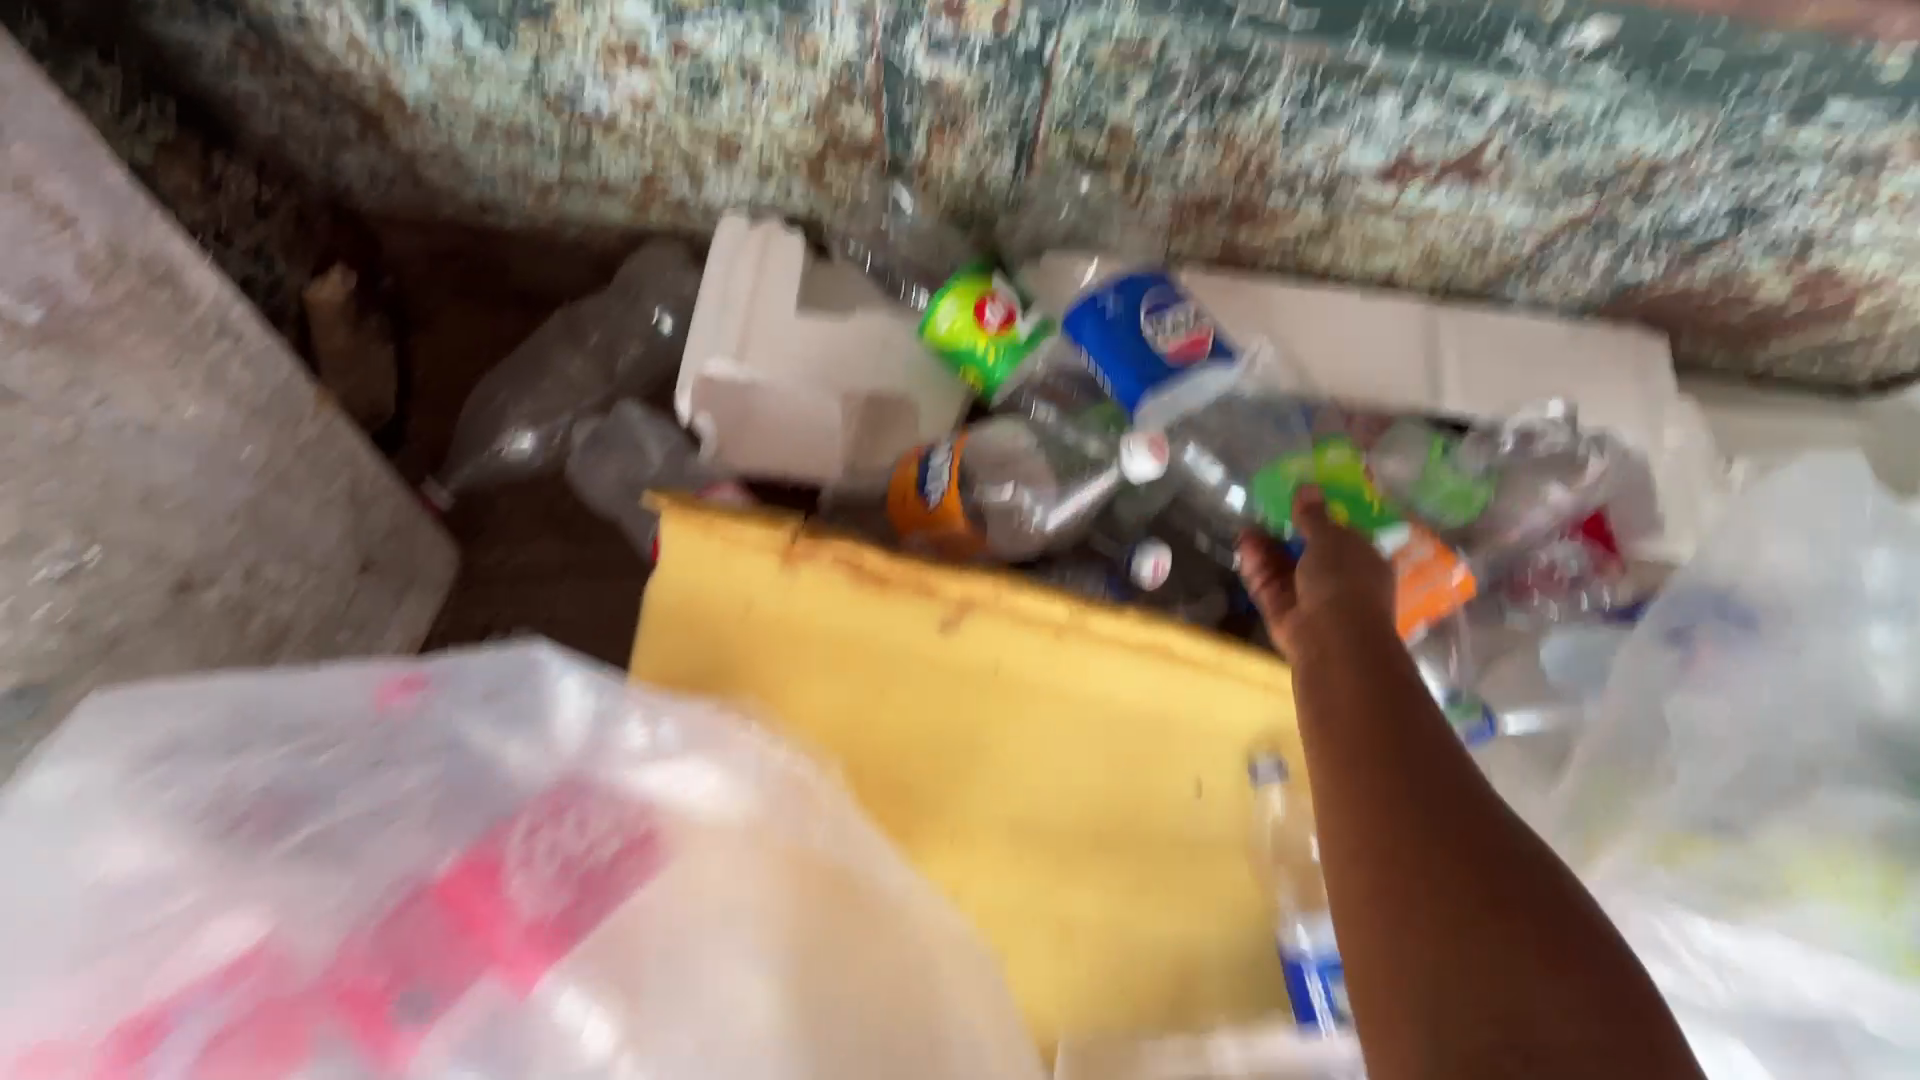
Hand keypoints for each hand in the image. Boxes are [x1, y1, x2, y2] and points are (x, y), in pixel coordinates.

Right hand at [1236, 486, 1395, 656]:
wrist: (1333, 638)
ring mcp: (1310, 599)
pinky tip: (1245, 549)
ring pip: (1284, 570)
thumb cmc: (1344, 579)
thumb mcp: (1330, 538)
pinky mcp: (1285, 614)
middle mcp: (1339, 580)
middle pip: (1307, 553)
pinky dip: (1257, 569)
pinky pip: (1270, 587)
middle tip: (1263, 514)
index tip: (1294, 505)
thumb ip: (1313, 515)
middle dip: (1284, 534)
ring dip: (1266, 549)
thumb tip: (1307, 487)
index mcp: (1363, 560)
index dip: (1318, 520)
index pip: (1342, 536)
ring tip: (1245, 530)